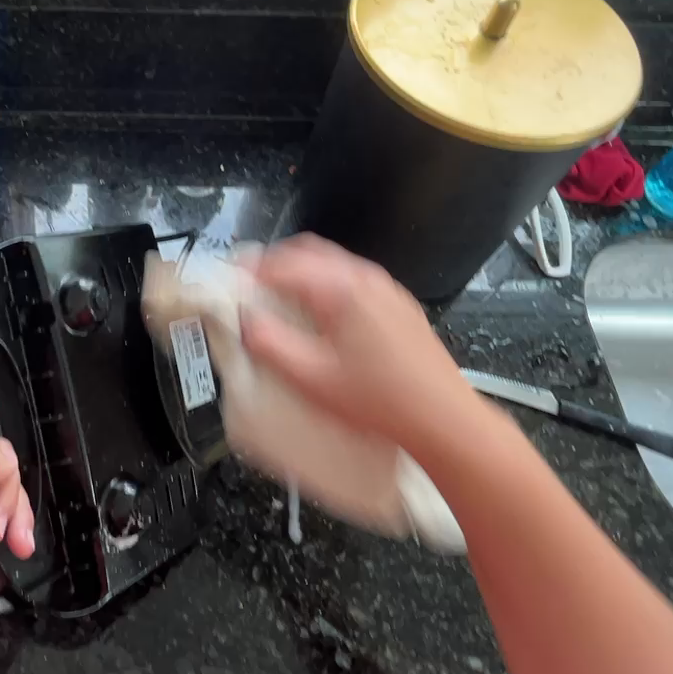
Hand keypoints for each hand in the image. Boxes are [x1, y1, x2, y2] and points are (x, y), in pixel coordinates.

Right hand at [240, 234, 487, 448]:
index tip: (228, 283)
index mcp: (340, 289)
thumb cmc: (380, 402)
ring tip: (279, 303)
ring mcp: (386, 290)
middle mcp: (365, 278)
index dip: (248, 270)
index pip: (281, 263)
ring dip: (300, 274)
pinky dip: (326, 287)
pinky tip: (320, 319)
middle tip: (249, 288)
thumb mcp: (311, 379)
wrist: (445, 421)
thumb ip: (269, 343)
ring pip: (332, 264)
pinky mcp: (398, 306)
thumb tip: (244, 320)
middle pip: (308, 252)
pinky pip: (353, 281)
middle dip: (273, 264)